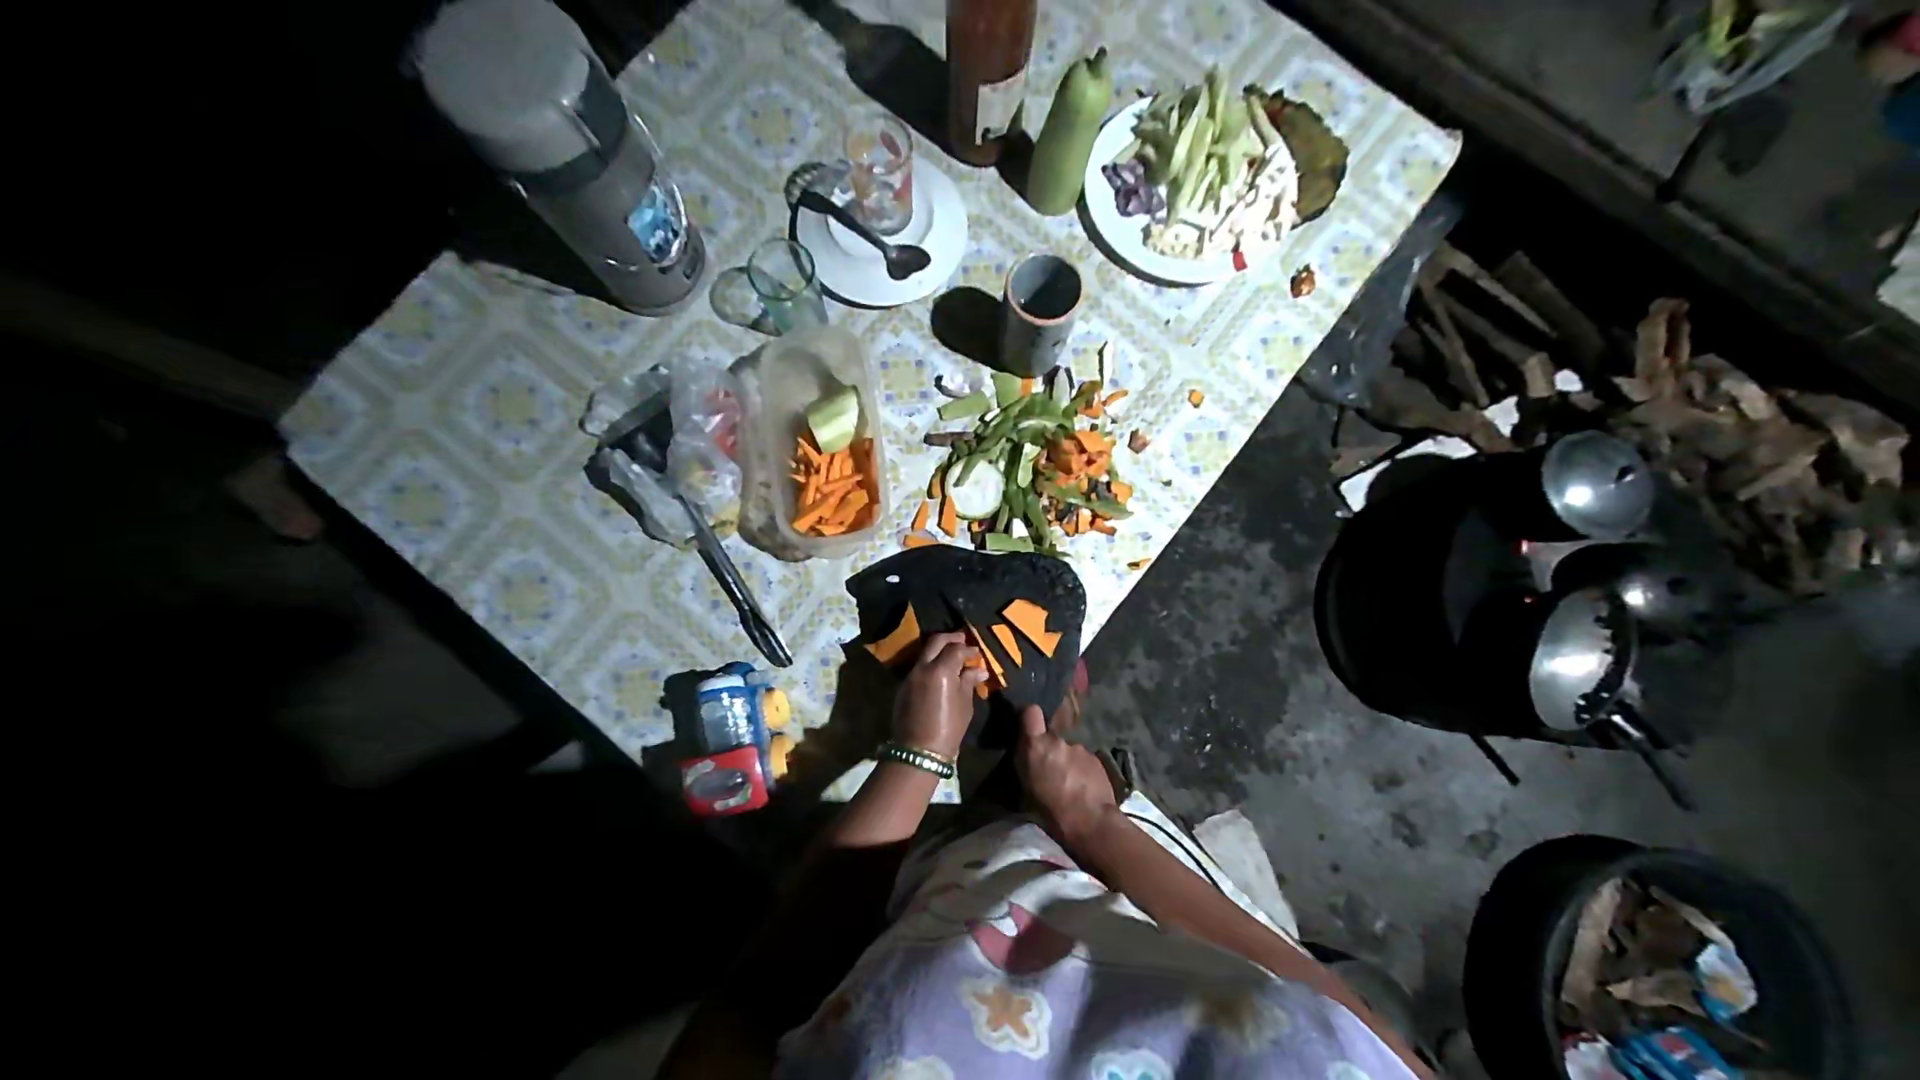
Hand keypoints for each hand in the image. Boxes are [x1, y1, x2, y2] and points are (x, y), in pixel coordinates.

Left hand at [891, 632, 984, 759]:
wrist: (919, 751)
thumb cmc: (949, 728)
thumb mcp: (965, 705)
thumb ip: (969, 682)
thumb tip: (978, 670)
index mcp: (941, 670)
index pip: (956, 649)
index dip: (969, 649)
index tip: (977, 653)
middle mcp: (923, 667)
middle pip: (936, 641)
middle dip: (951, 639)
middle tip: (963, 641)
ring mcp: (910, 675)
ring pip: (925, 652)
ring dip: (939, 650)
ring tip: (953, 656)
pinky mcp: (904, 685)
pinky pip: (919, 666)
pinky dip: (931, 663)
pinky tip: (940, 671)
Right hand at [1016, 705, 1117, 845]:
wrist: (1090, 821)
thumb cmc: (1050, 810)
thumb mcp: (1026, 787)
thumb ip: (1026, 762)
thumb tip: (1026, 753)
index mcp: (1035, 746)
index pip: (1030, 712)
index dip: (1030, 716)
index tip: (1029, 726)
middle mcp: (1057, 740)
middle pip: (1051, 735)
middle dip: (1050, 747)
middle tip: (1051, 768)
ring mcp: (1079, 748)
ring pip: (1068, 749)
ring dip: (1067, 760)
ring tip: (1070, 782)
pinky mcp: (1096, 758)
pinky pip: (1083, 759)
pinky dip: (1082, 769)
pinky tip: (1084, 786)